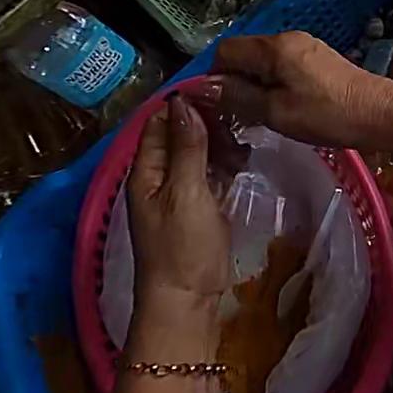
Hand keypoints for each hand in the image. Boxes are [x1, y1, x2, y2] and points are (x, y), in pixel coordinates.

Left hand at [126, 95, 230, 324]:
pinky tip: (244, 157)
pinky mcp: (200, 206)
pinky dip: (224, 163)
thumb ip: (187, 147)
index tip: (217, 90)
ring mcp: (180, 192)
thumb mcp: (185, 192)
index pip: (159, 123)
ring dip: (218, 141)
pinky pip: (210, 173)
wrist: (188, 301)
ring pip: (198, 153)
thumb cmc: (182, 246)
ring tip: (245, 132)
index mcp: (147, 171)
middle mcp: (160, 177)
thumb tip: (184, 102)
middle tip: (238, 113)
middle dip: (206, 122)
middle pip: (180, 135)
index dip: (183, 104)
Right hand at [209, 32, 392, 149]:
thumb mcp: (276, 112)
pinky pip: (280, 66)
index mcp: (274, 47)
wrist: (380, 114)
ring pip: (262, 61)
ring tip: (256, 115)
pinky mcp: (316, 59)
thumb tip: (201, 87)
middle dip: (233, 82)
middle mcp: (287, 38)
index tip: (215, 106)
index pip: (225, 50)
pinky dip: (271, 84)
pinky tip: (279, 108)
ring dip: (252, 85)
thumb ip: (237, 97)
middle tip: (234, 116)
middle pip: (243, 54)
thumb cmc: (327, 115)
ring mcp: (304, 46)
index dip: (213, 76)